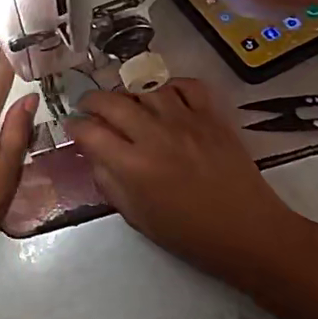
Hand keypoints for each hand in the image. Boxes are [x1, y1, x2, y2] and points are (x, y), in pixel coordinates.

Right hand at [65, 79, 315, 287]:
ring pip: (146, 87)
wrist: (246, 230)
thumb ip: (110, 183)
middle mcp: (155, 136)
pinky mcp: (212, 116)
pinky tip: (163, 96)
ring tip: (123, 101)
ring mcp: (186, 121)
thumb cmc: (188, 233)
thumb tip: (95, 156)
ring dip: (128, 91)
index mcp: (133, 166)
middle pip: (112, 102)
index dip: (74, 127)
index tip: (72, 128)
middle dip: (92, 101)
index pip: (90, 132)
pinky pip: (187, 85)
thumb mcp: (137, 217)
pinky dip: (170, 85)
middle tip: (87, 107)